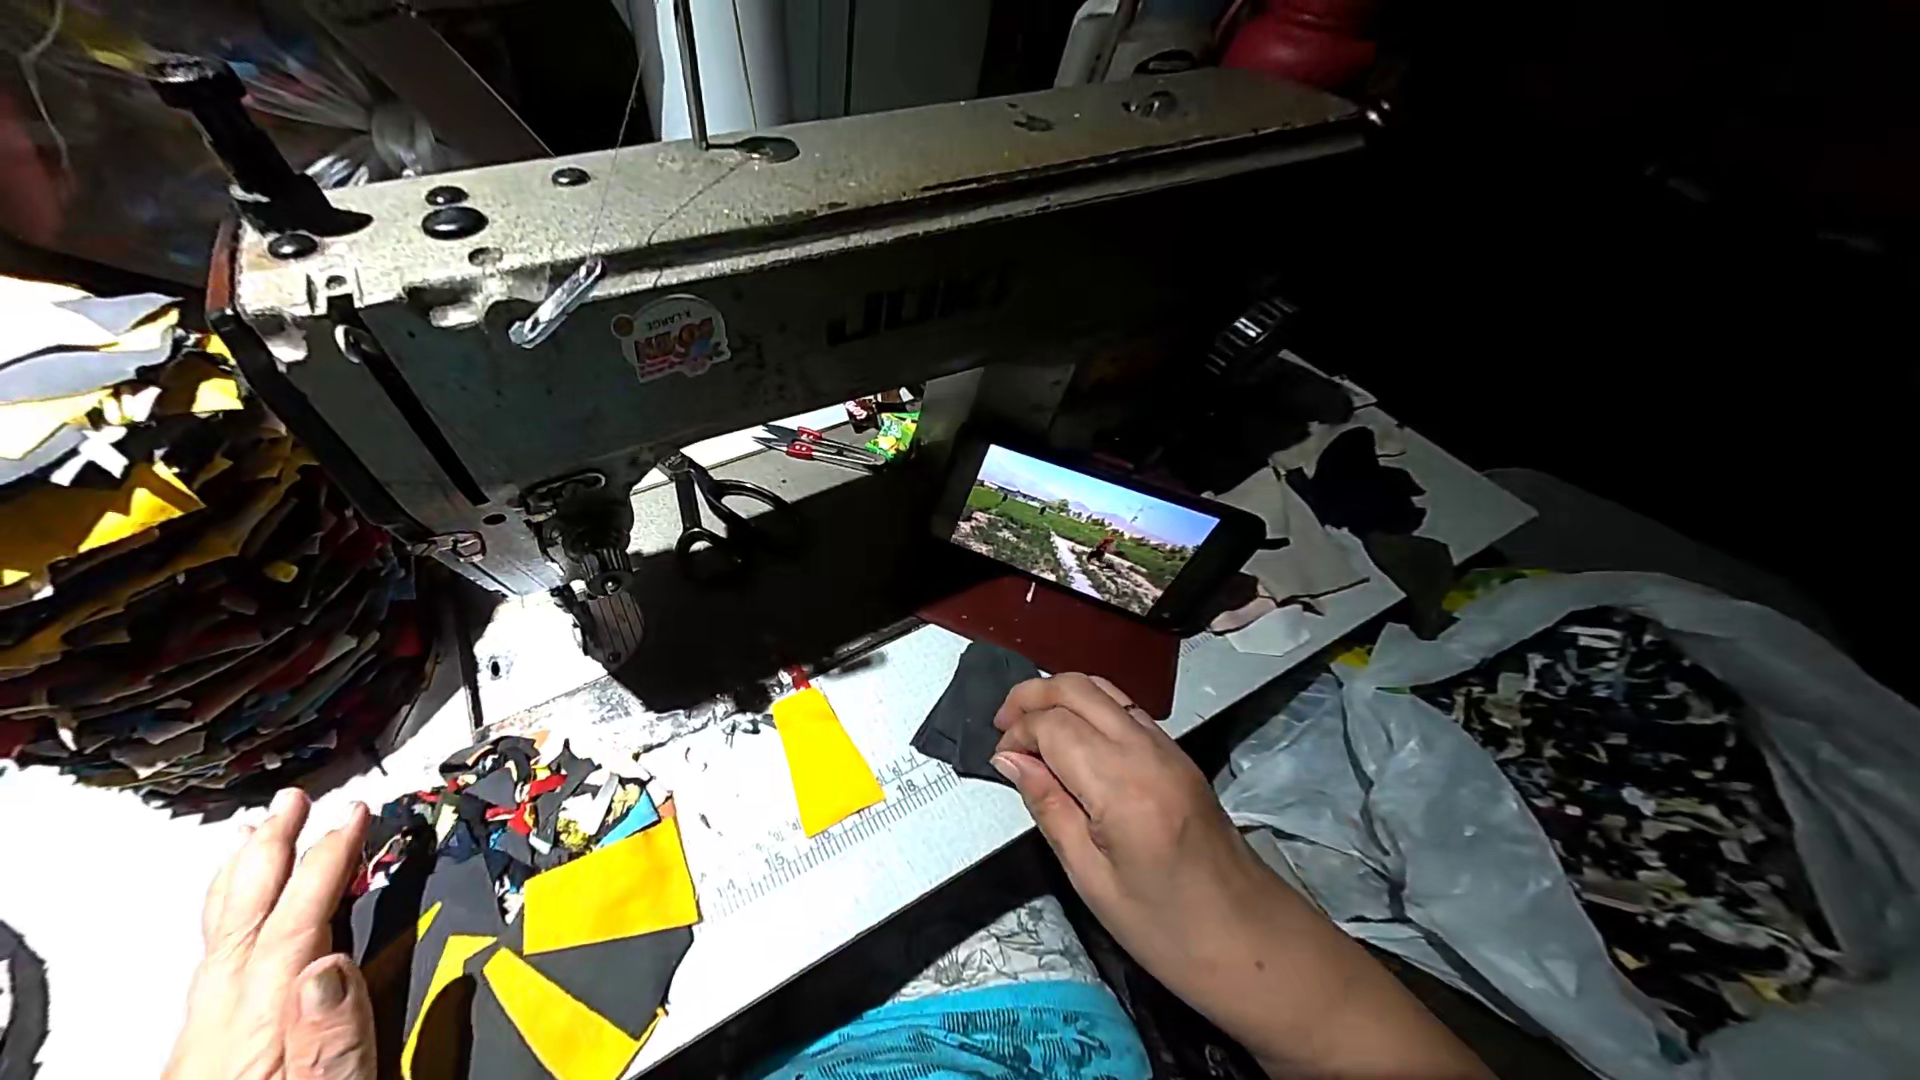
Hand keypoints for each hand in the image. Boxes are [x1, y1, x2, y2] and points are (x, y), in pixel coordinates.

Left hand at [165, 789, 375, 1079]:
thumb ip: (334, 1037)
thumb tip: (326, 966)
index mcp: (261, 1035)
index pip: (294, 928)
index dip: (326, 863)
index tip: (354, 814)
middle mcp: (221, 1032)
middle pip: (240, 927)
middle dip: (268, 857)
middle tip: (290, 803)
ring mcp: (208, 1042)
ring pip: (218, 944)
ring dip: (242, 881)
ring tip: (257, 837)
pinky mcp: (213, 1052)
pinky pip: (217, 964)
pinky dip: (233, 921)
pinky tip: (245, 914)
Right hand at [993, 674, 1490, 1078]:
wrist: (1257, 944)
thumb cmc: (1168, 930)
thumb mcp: (1091, 878)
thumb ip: (1048, 805)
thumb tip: (1009, 759)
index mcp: (1123, 786)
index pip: (1054, 724)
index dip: (1017, 730)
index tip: (1000, 756)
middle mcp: (1147, 750)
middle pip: (1077, 686)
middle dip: (1031, 694)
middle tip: (1002, 722)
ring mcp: (1168, 746)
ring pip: (1102, 687)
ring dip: (1059, 694)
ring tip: (1028, 723)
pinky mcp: (1178, 753)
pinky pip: (1124, 707)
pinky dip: (1088, 706)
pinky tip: (1071, 736)